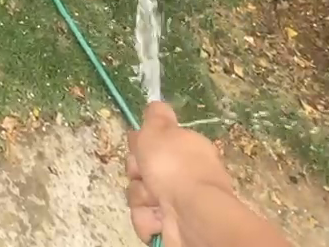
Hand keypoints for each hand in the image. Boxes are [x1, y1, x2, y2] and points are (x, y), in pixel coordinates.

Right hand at [126, 102, 234, 245]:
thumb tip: (157, 104)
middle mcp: (180, 175)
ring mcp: (175, 201)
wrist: (192, 213)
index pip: (152, 143)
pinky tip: (157, 215)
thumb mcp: (160, 128)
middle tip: (143, 173)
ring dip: (140, 195)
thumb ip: (156, 115)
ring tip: (154, 199)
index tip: (140, 148)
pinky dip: (146, 217)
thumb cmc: (174, 165)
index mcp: (183, 150)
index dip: (141, 145)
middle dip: (136, 171)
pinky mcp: (168, 225)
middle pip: (140, 167)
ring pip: (138, 192)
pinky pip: (143, 217)